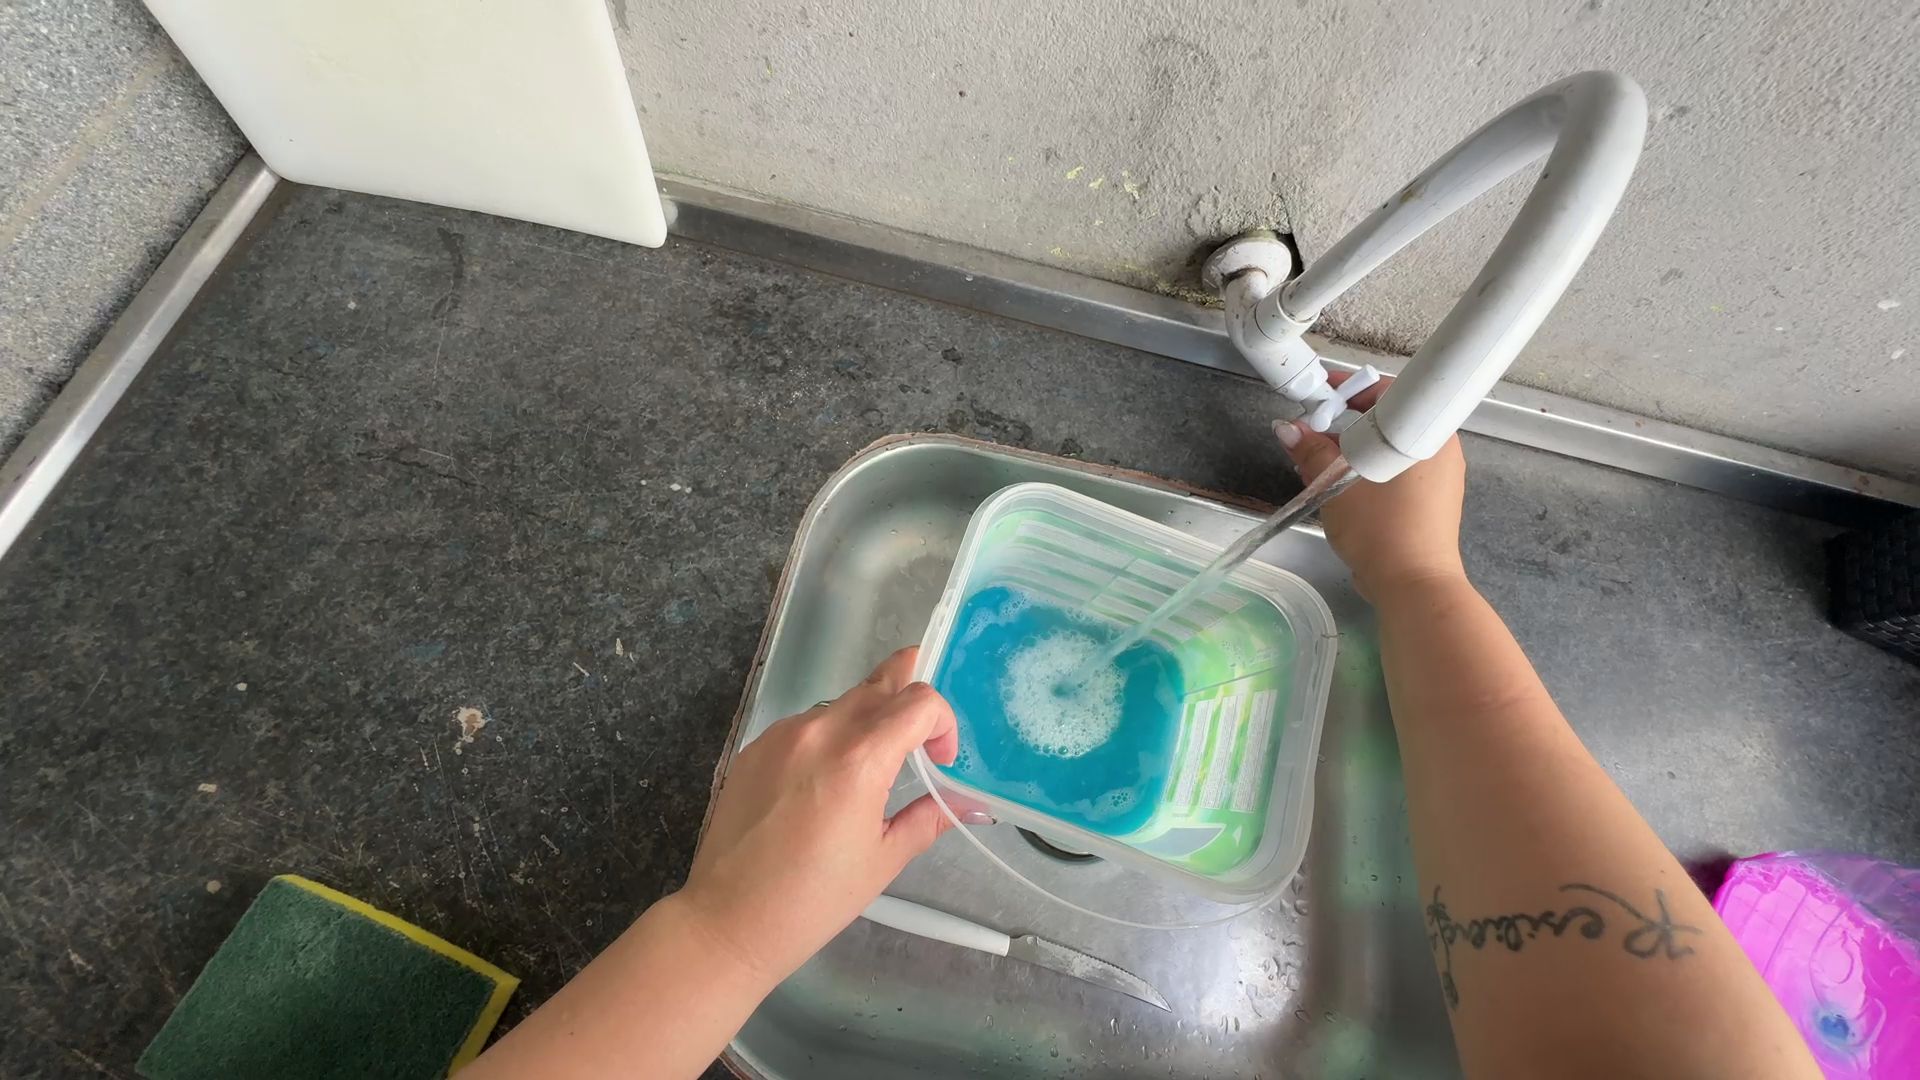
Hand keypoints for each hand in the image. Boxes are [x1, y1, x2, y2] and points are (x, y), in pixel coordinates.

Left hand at [672, 647, 958, 984]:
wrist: (726, 920)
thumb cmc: (814, 899)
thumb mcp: (884, 859)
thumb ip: (930, 817)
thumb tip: (970, 803)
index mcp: (859, 759)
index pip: (919, 700)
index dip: (943, 721)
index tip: (939, 759)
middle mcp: (821, 731)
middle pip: (882, 682)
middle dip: (911, 702)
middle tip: (920, 741)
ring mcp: (783, 733)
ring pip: (844, 702)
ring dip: (870, 721)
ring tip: (868, 771)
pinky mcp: (758, 743)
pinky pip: (809, 722)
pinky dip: (830, 737)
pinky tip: (823, 783)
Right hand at [1275, 370, 1466, 601]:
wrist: (1410, 584)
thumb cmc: (1380, 528)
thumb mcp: (1336, 486)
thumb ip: (1311, 453)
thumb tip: (1286, 428)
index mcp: (1427, 436)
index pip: (1390, 394)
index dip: (1351, 390)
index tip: (1319, 396)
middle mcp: (1439, 451)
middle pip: (1386, 422)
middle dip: (1344, 423)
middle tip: (1310, 430)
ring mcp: (1436, 478)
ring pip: (1386, 449)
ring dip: (1351, 449)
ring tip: (1316, 461)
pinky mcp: (1426, 502)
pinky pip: (1391, 471)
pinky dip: (1364, 470)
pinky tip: (1338, 484)